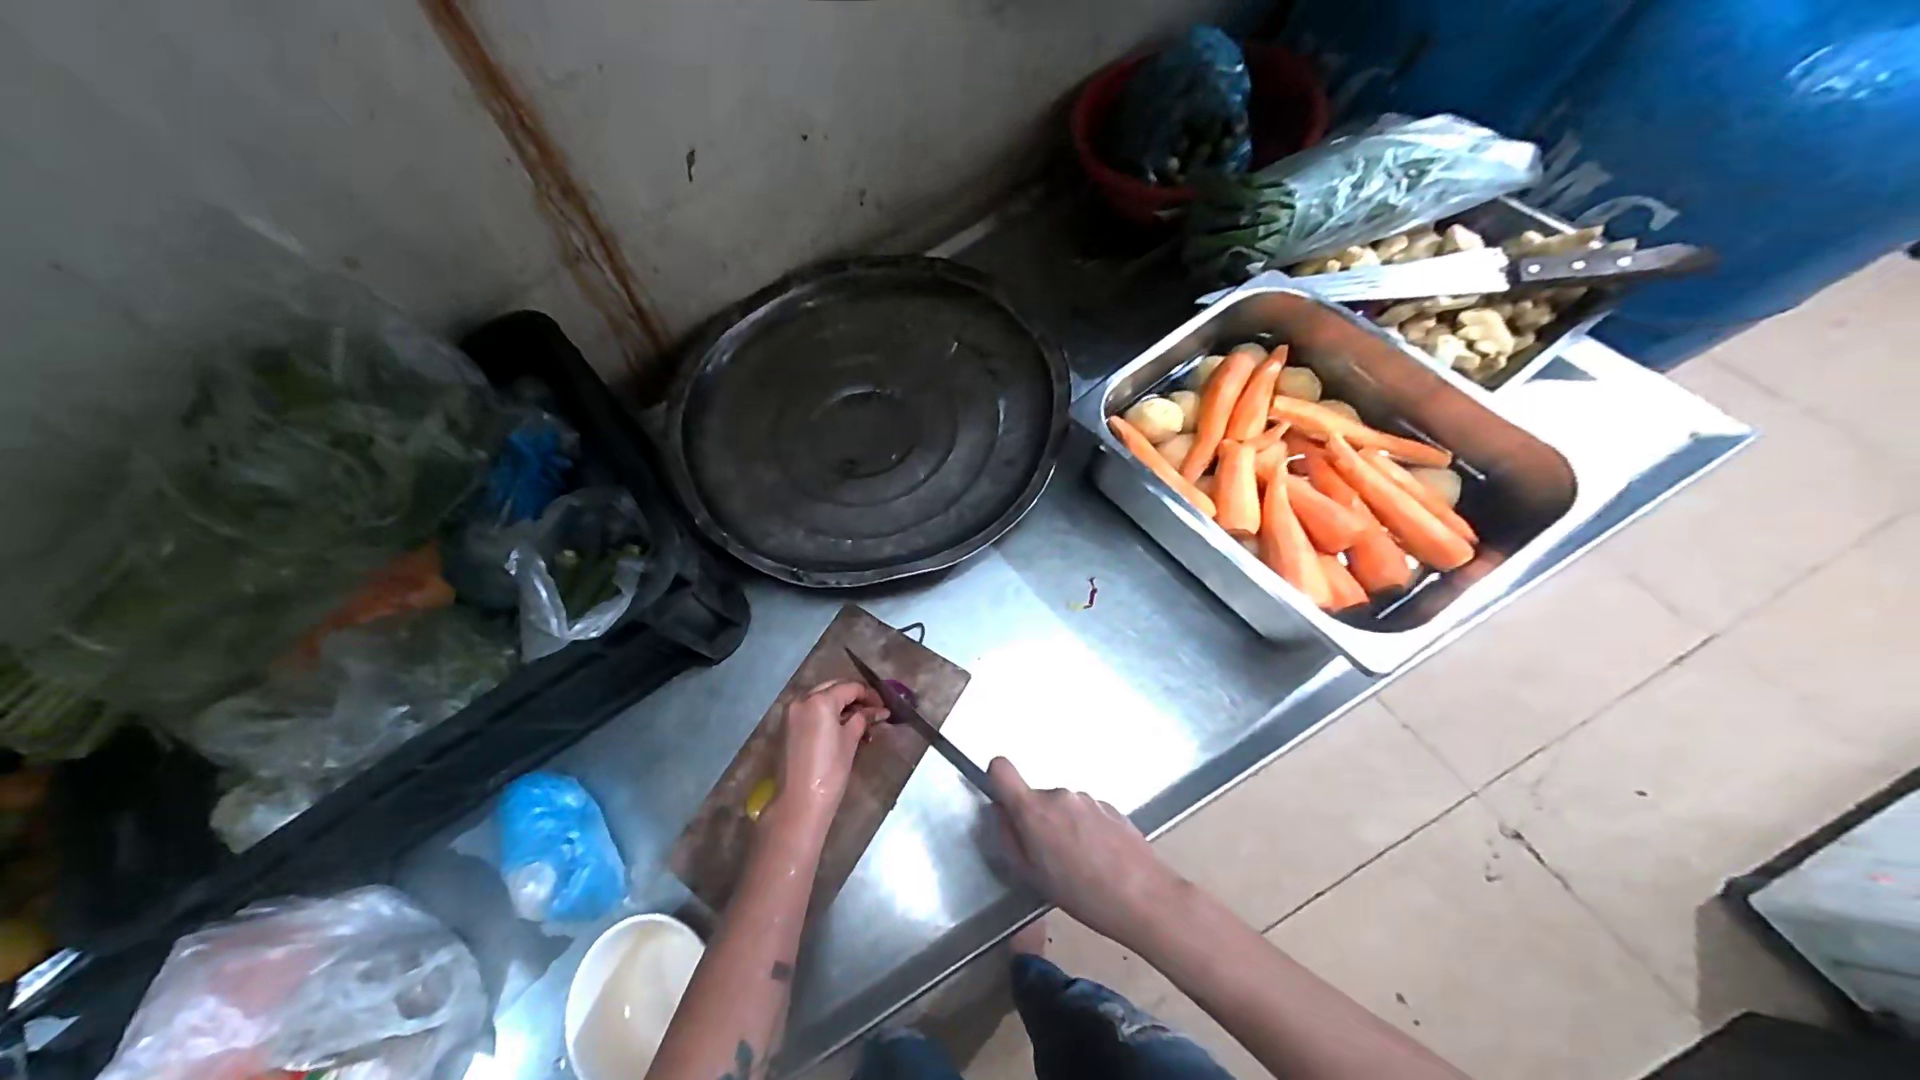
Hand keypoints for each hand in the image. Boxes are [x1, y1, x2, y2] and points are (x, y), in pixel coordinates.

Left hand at [779, 680, 888, 822]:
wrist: (800, 802)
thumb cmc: (830, 771)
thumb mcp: (850, 741)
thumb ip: (863, 719)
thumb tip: (878, 710)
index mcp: (819, 701)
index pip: (849, 687)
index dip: (869, 694)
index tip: (883, 706)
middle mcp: (802, 699)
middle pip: (833, 688)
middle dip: (853, 696)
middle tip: (872, 709)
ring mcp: (791, 712)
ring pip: (820, 697)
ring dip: (839, 703)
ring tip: (859, 719)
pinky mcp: (786, 726)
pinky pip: (810, 710)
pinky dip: (825, 712)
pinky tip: (840, 725)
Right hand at [987, 758, 1188, 947]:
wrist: (1144, 896)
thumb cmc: (1082, 893)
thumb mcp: (1031, 876)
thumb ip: (1009, 839)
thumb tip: (1004, 815)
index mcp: (1034, 810)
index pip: (1001, 769)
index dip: (997, 781)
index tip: (1005, 802)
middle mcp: (1060, 794)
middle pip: (1036, 798)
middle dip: (1038, 821)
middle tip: (1050, 858)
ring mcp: (1088, 798)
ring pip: (1063, 807)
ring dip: (1064, 826)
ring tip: (1080, 864)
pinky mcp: (1111, 806)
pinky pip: (1086, 813)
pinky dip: (1086, 829)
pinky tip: (1101, 859)